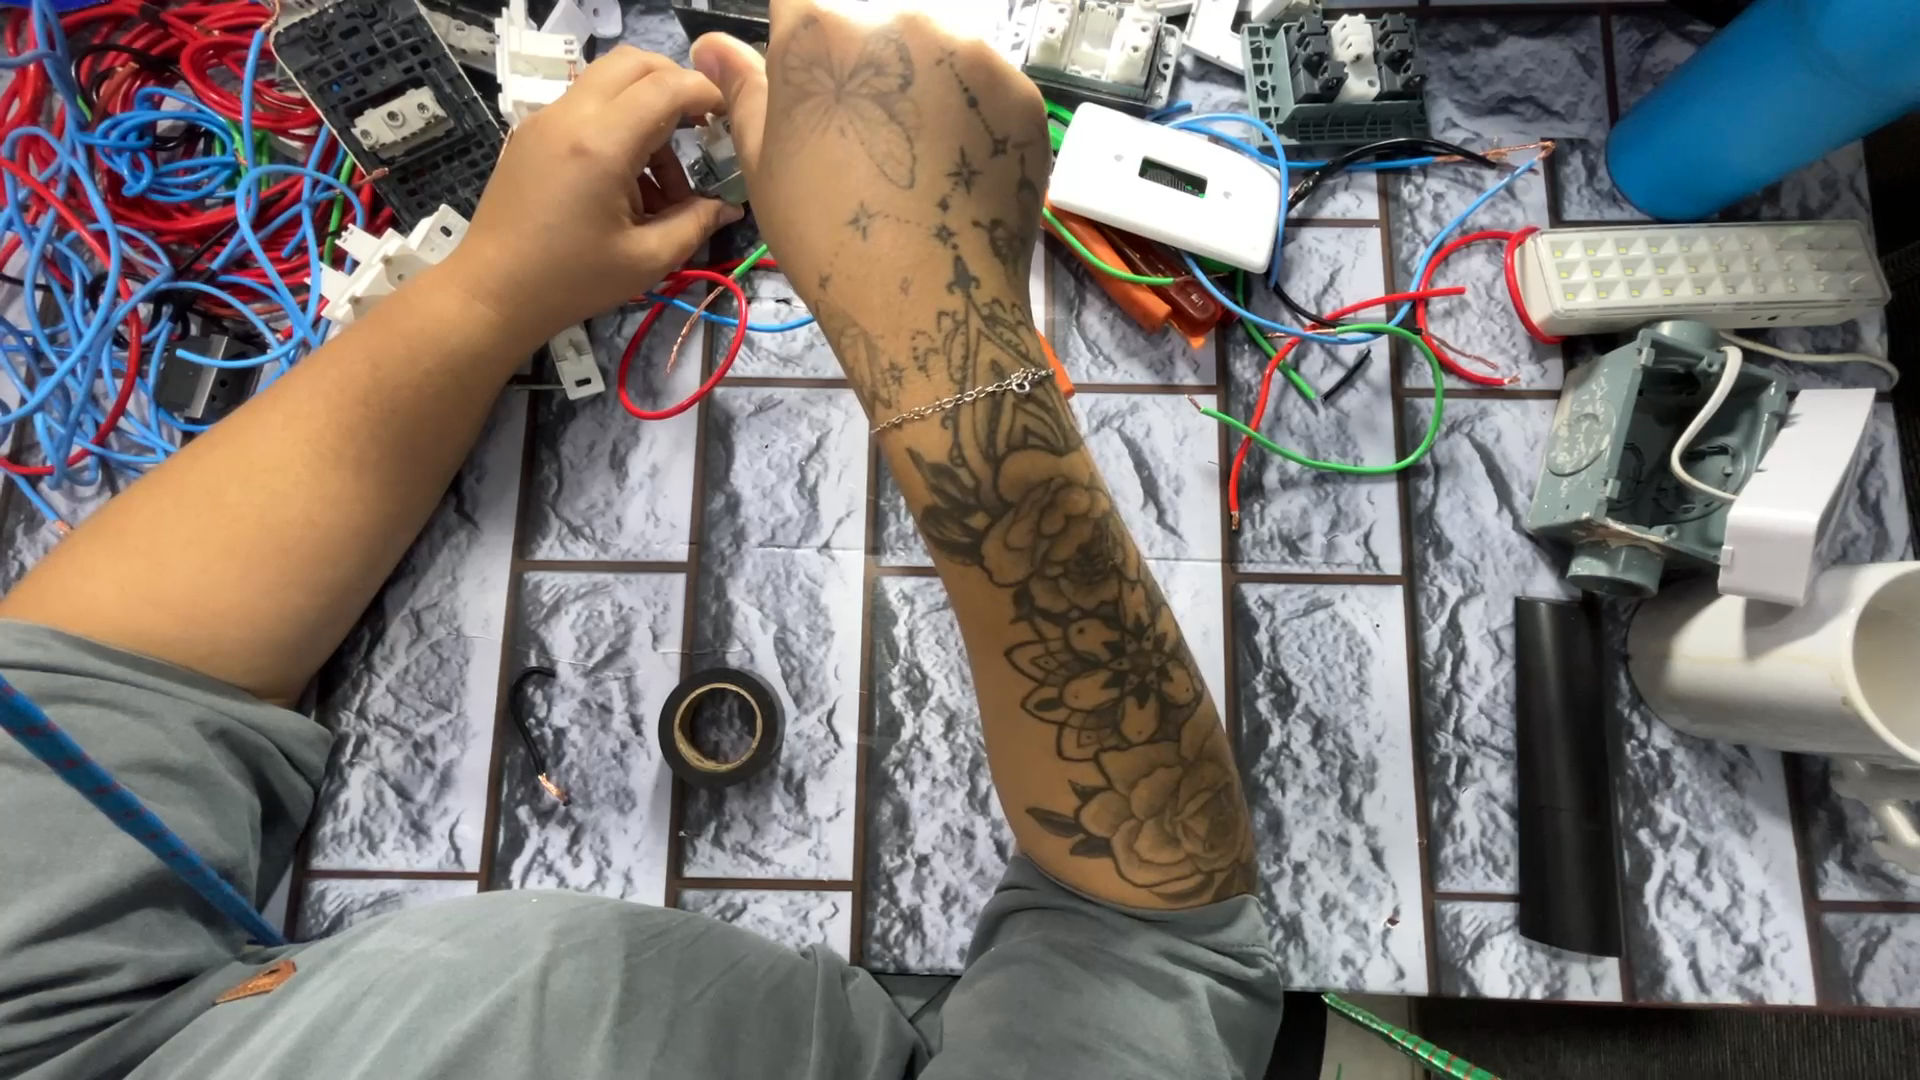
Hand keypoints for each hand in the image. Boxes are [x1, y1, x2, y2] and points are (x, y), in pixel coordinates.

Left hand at [437, 46, 743, 343]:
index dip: (705, 92)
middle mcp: (571, 116)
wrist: (496, 289)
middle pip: (633, 64)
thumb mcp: (648, 259)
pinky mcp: (536, 134)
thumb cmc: (575, 280)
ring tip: (668, 187)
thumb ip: (696, 224)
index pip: (664, 88)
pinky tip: (633, 189)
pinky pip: (590, 111)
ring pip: (611, 85)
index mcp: (601, 145)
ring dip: (650, 117)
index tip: (731, 114)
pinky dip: (623, 131)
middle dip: (676, 86)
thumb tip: (729, 206)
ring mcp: (547, 120)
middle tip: (704, 128)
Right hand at [690, 1, 1047, 340]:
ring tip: (926, 171)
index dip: (817, 63)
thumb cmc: (830, 245)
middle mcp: (898, 17)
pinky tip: (963, 178)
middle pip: (882, 29)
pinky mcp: (1021, 95)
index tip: (829, 109)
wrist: (926, 307)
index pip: (809, 10)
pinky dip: (978, 125)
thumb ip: (746, 96)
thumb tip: (712, 44)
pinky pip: (991, 94)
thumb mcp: (769, 173)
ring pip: (943, 58)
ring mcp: (969, 53)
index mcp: (820, 28)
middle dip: (878, 78)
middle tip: (880, 154)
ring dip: (932, 96)